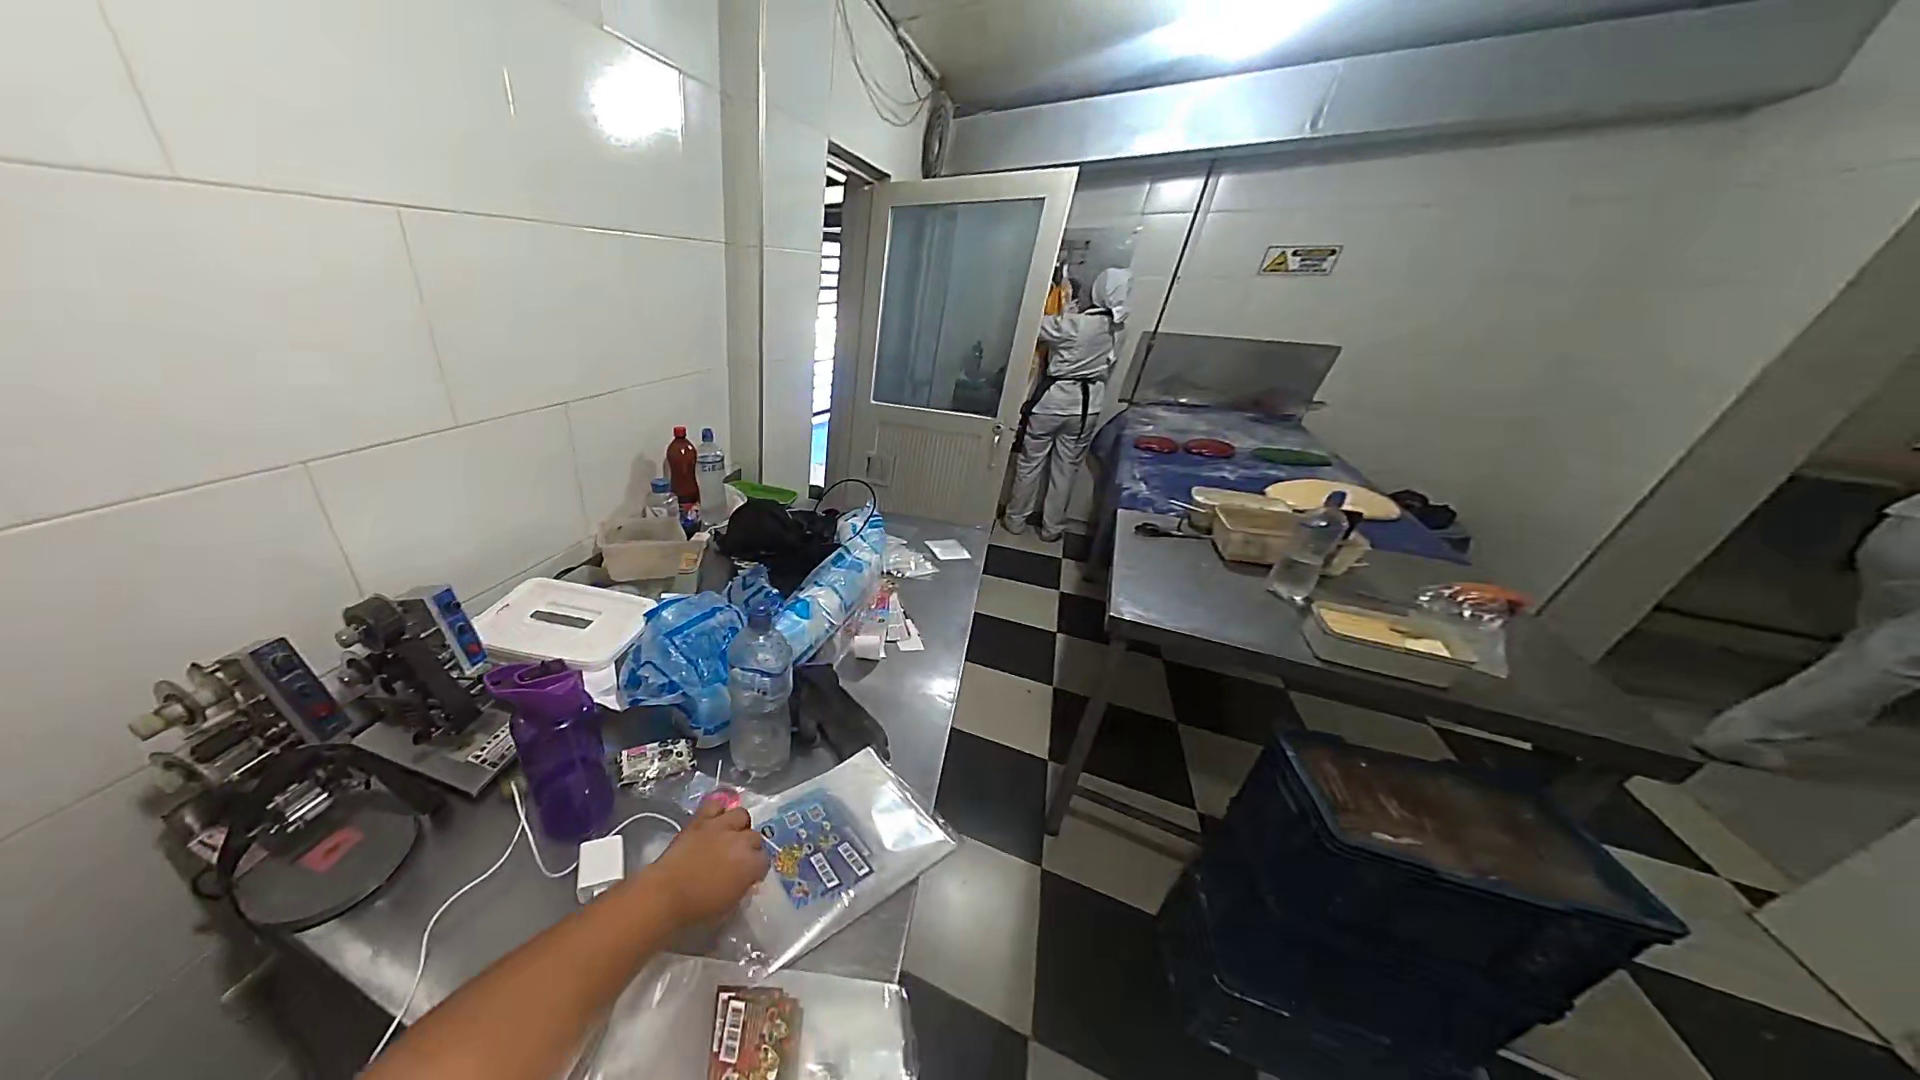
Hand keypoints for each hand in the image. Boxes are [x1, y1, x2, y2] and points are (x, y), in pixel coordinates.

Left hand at [640, 798, 769, 924]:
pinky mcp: (701, 820)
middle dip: (749, 847)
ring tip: (730, 835)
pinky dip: (717, 810)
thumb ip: (742, 888)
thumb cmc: (697, 908)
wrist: (664, 895)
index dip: (757, 868)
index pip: (764, 860)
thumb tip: (746, 881)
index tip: (749, 875)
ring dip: (738, 825)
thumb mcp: (728, 906)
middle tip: (739, 857)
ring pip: (741, 815)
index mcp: (751, 864)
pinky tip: (715, 819)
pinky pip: (714, 805)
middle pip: (755, 836)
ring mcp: (721, 827)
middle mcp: (740, 840)